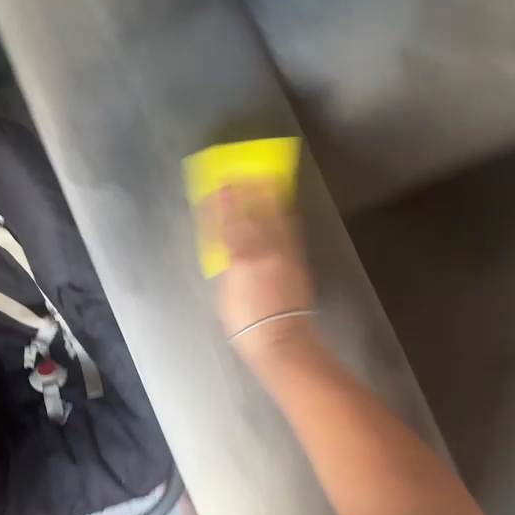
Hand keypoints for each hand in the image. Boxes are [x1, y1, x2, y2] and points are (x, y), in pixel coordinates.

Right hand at [199, 180, 315, 355]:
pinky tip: (283, 206)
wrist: (281, 339)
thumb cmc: (245, 323)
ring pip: (273, 217)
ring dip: (266, 197)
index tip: (216, 188)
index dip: (221, 204)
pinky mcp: (297, 259)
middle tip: (238, 176)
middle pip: (251, 214)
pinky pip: (290, 230)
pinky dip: (284, 214)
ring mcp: (283, 253)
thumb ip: (226, 269)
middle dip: (243, 193)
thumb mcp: (224, 294)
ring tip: (261, 180)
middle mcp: (262, 250)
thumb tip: (227, 254)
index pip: (227, 224)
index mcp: (239, 259)